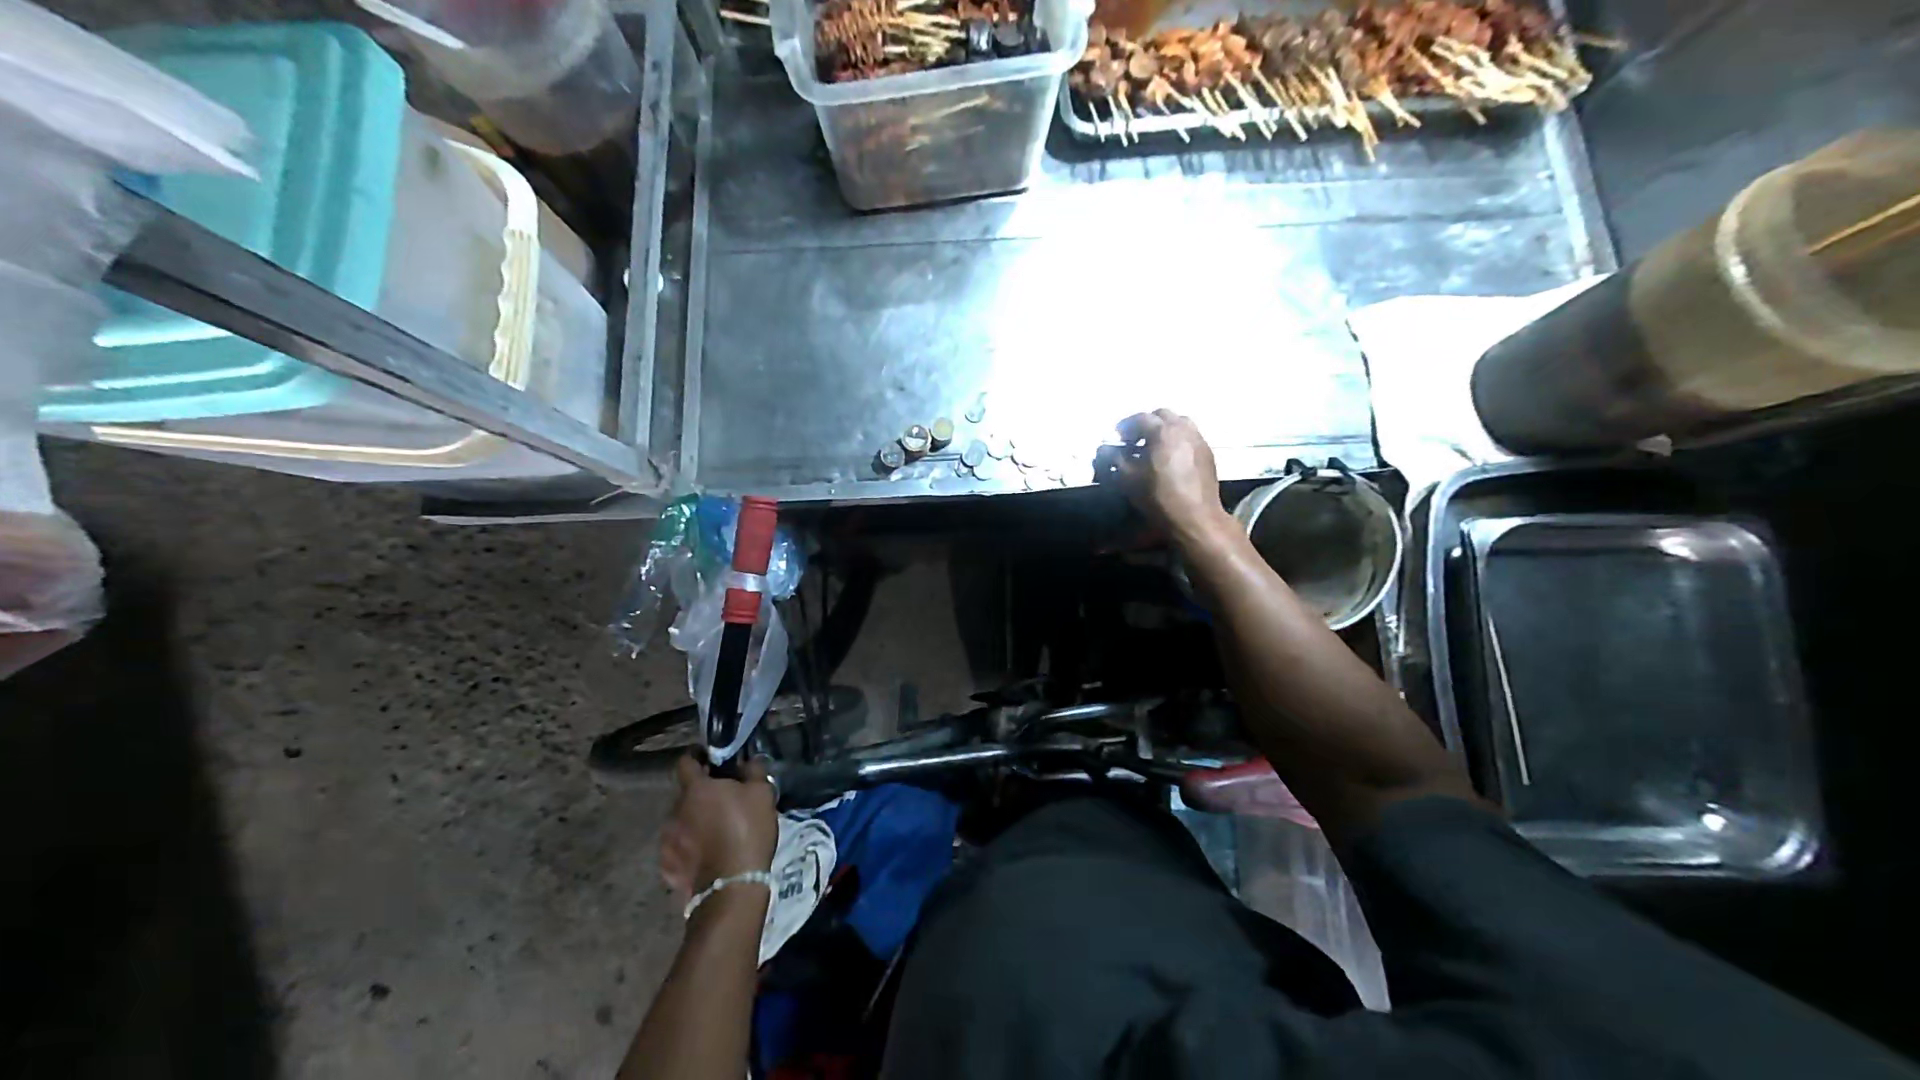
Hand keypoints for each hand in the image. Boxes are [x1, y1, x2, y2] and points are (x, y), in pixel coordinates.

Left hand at [659, 755, 777, 896]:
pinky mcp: (667, 866)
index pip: (685, 761)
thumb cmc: (748, 831)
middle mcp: (674, 810)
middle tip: (722, 801)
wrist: (733, 886)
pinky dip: (689, 847)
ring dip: (694, 821)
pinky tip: (706, 855)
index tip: (711, 759)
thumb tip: (748, 761)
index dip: (697, 757)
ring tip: (715, 832)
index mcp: (695, 788)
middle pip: (685, 794)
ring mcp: (667, 840)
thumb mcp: (762, 793)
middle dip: (700, 794)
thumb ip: (753, 770)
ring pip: (680, 821)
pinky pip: (677, 848)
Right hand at [1110, 410, 1230, 537]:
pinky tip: (1170, 459)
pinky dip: (1177, 440)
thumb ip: (1114, 458)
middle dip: (1146, 424)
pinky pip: (1190, 437)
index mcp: (1163, 431)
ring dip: (1164, 430)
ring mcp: (1199, 440)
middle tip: (1135, 440)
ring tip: (1154, 448)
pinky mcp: (1208, 453)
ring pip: (1180, 423)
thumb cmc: (1158, 497)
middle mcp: (1184, 429)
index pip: (1140, 418)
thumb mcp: (1127, 479)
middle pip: (1162, 415)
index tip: (1117, 437)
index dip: (1125, 425)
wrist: (1195, 517)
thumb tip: (1105, 449)